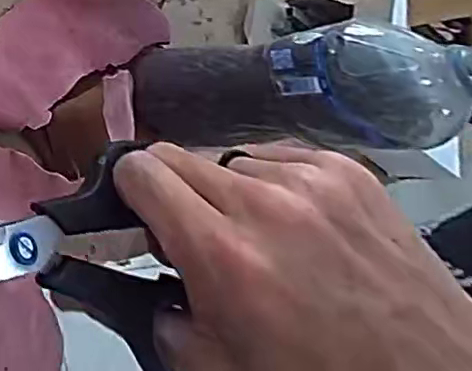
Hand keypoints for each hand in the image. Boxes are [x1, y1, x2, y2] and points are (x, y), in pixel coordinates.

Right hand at [114, 142, 471, 370]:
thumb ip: (164, 319)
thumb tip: (141, 273)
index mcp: (225, 254)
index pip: (141, 170)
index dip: (128, 188)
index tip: (135, 209)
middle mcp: (262, 199)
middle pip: (176, 153)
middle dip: (170, 188)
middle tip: (191, 229)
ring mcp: (307, 175)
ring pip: (227, 157)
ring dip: (225, 188)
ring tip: (260, 234)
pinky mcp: (344, 164)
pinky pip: (276, 155)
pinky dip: (272, 182)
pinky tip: (299, 223)